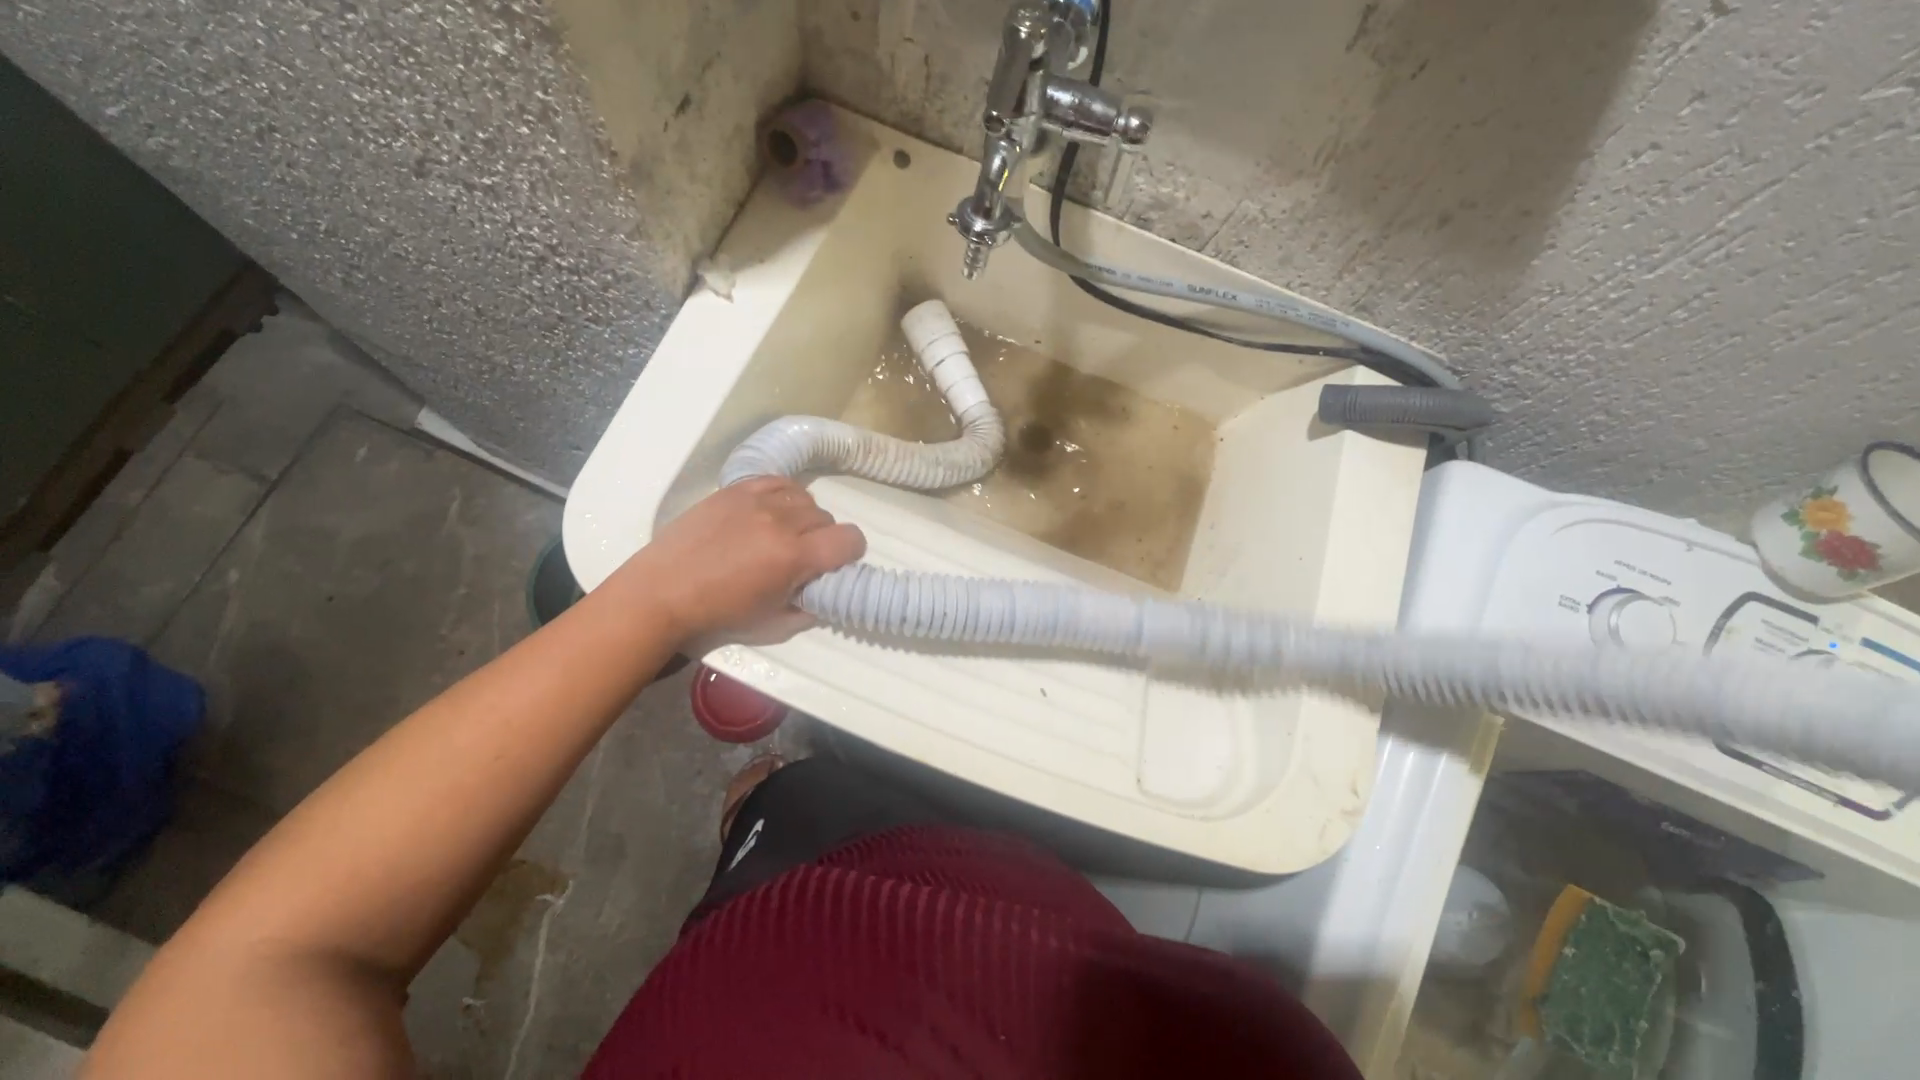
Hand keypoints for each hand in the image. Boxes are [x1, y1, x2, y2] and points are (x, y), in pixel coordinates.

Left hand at [615, 477, 865, 644]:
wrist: (663, 591)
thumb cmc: (718, 613)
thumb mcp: (773, 625)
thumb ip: (808, 608)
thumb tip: (822, 592)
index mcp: (793, 557)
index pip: (849, 539)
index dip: (851, 552)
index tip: (837, 563)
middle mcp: (780, 522)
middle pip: (827, 518)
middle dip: (822, 538)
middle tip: (801, 557)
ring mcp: (756, 501)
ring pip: (804, 498)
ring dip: (802, 517)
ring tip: (781, 534)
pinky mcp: (735, 489)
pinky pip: (778, 481)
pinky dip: (783, 495)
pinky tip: (770, 512)